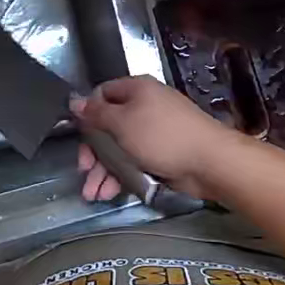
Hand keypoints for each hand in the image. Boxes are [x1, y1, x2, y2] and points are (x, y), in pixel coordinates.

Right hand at [71, 76, 241, 201]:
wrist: (209, 161)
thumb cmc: (162, 136)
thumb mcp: (122, 122)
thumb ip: (96, 113)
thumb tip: (75, 101)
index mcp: (136, 90)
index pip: (102, 94)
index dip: (87, 114)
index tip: (78, 135)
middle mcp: (144, 106)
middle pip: (108, 126)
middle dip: (93, 152)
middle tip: (84, 170)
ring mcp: (154, 132)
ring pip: (119, 148)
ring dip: (104, 171)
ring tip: (93, 194)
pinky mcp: (161, 154)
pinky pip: (134, 162)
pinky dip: (120, 176)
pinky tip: (109, 193)